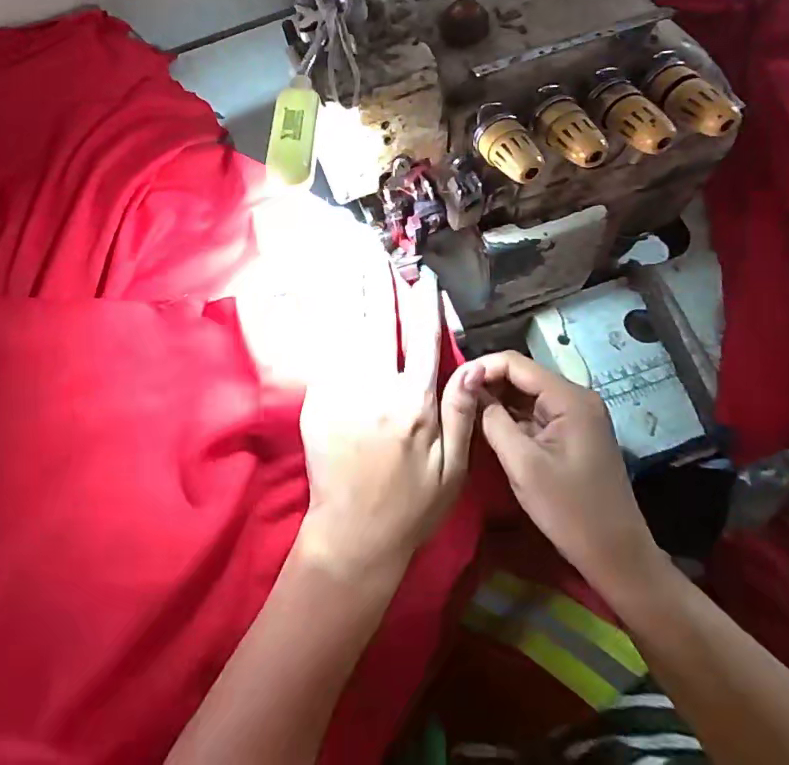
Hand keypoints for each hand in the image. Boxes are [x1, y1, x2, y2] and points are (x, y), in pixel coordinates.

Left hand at [297, 272, 477, 578]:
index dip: (425, 304)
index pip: (424, 341)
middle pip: (381, 324)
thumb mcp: (453, 470)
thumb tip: (470, 367)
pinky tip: (328, 303)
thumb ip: (461, 413)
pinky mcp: (317, 402)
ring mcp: (343, 393)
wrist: (352, 534)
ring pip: (348, 331)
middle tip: (380, 254)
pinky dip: (326, 323)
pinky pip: (323, 352)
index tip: (424, 276)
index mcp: (416, 405)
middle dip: (382, 285)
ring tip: (354, 263)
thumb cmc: (411, 506)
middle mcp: (378, 390)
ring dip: (353, 294)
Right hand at [443, 352, 664, 592]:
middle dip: (487, 383)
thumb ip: (493, 422)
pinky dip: (511, 417)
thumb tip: (469, 390)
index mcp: (569, 399)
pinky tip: (487, 426)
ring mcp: (576, 416)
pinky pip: (535, 414)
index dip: (481, 367)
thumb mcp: (523, 465)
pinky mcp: (572, 434)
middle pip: (522, 376)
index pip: (515, 363)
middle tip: (453, 398)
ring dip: (496, 400)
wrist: (617, 555)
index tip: (451, 384)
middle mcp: (576, 398)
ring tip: (463, 410)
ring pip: (526, 395)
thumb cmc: (570, 511)